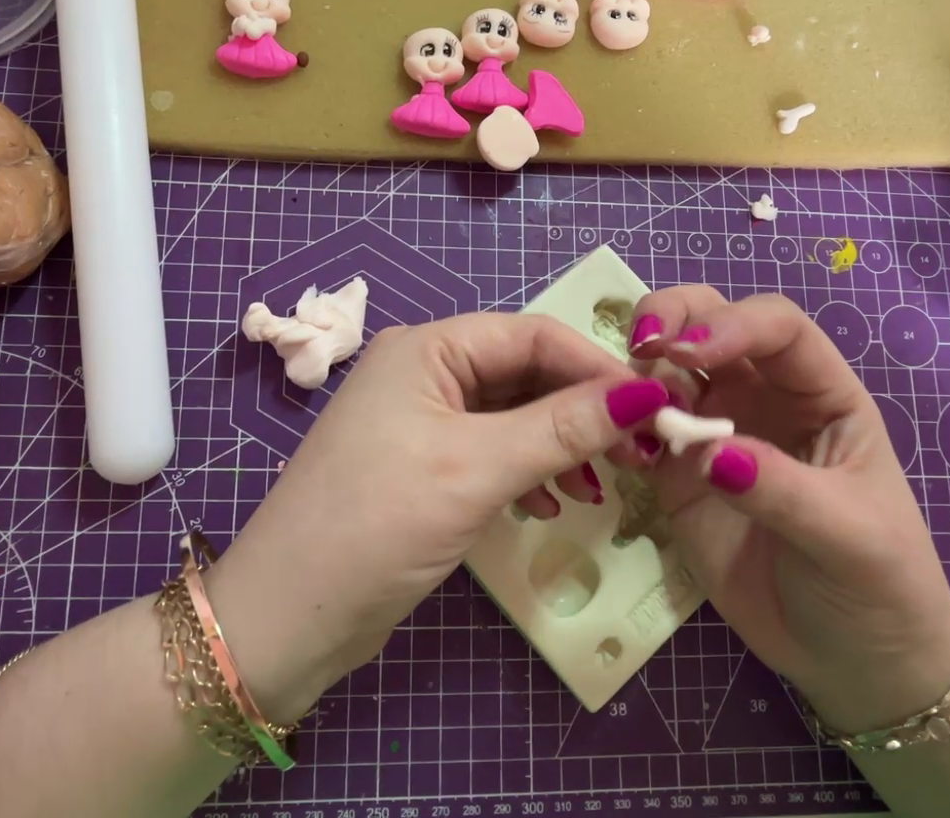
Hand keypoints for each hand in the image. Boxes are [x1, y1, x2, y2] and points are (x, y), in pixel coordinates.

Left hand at [210, 313, 674, 720]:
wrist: (290, 614)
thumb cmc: (378, 522)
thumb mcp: (476, 469)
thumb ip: (563, 428)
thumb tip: (648, 393)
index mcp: (427, 347)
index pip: (532, 335)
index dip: (597, 367)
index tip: (659, 407)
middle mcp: (424, 371)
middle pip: (525, 373)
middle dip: (583, 411)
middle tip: (641, 454)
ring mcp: (422, 420)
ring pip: (514, 415)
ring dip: (561, 445)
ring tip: (599, 488)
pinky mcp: (425, 466)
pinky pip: (494, 451)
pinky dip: (529, 471)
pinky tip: (550, 504)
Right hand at [626, 289, 949, 732]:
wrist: (848, 659)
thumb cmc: (878, 587)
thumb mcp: (850, 538)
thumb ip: (781, 490)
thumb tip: (708, 452)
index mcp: (820, 393)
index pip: (778, 328)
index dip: (732, 324)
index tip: (686, 351)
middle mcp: (762, 396)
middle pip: (711, 322)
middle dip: (672, 317)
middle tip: (639, 345)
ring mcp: (714, 429)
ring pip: (667, 367)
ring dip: (639, 368)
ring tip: (619, 404)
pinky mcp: (677, 470)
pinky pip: (641, 426)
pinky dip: (620, 420)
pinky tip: (615, 442)